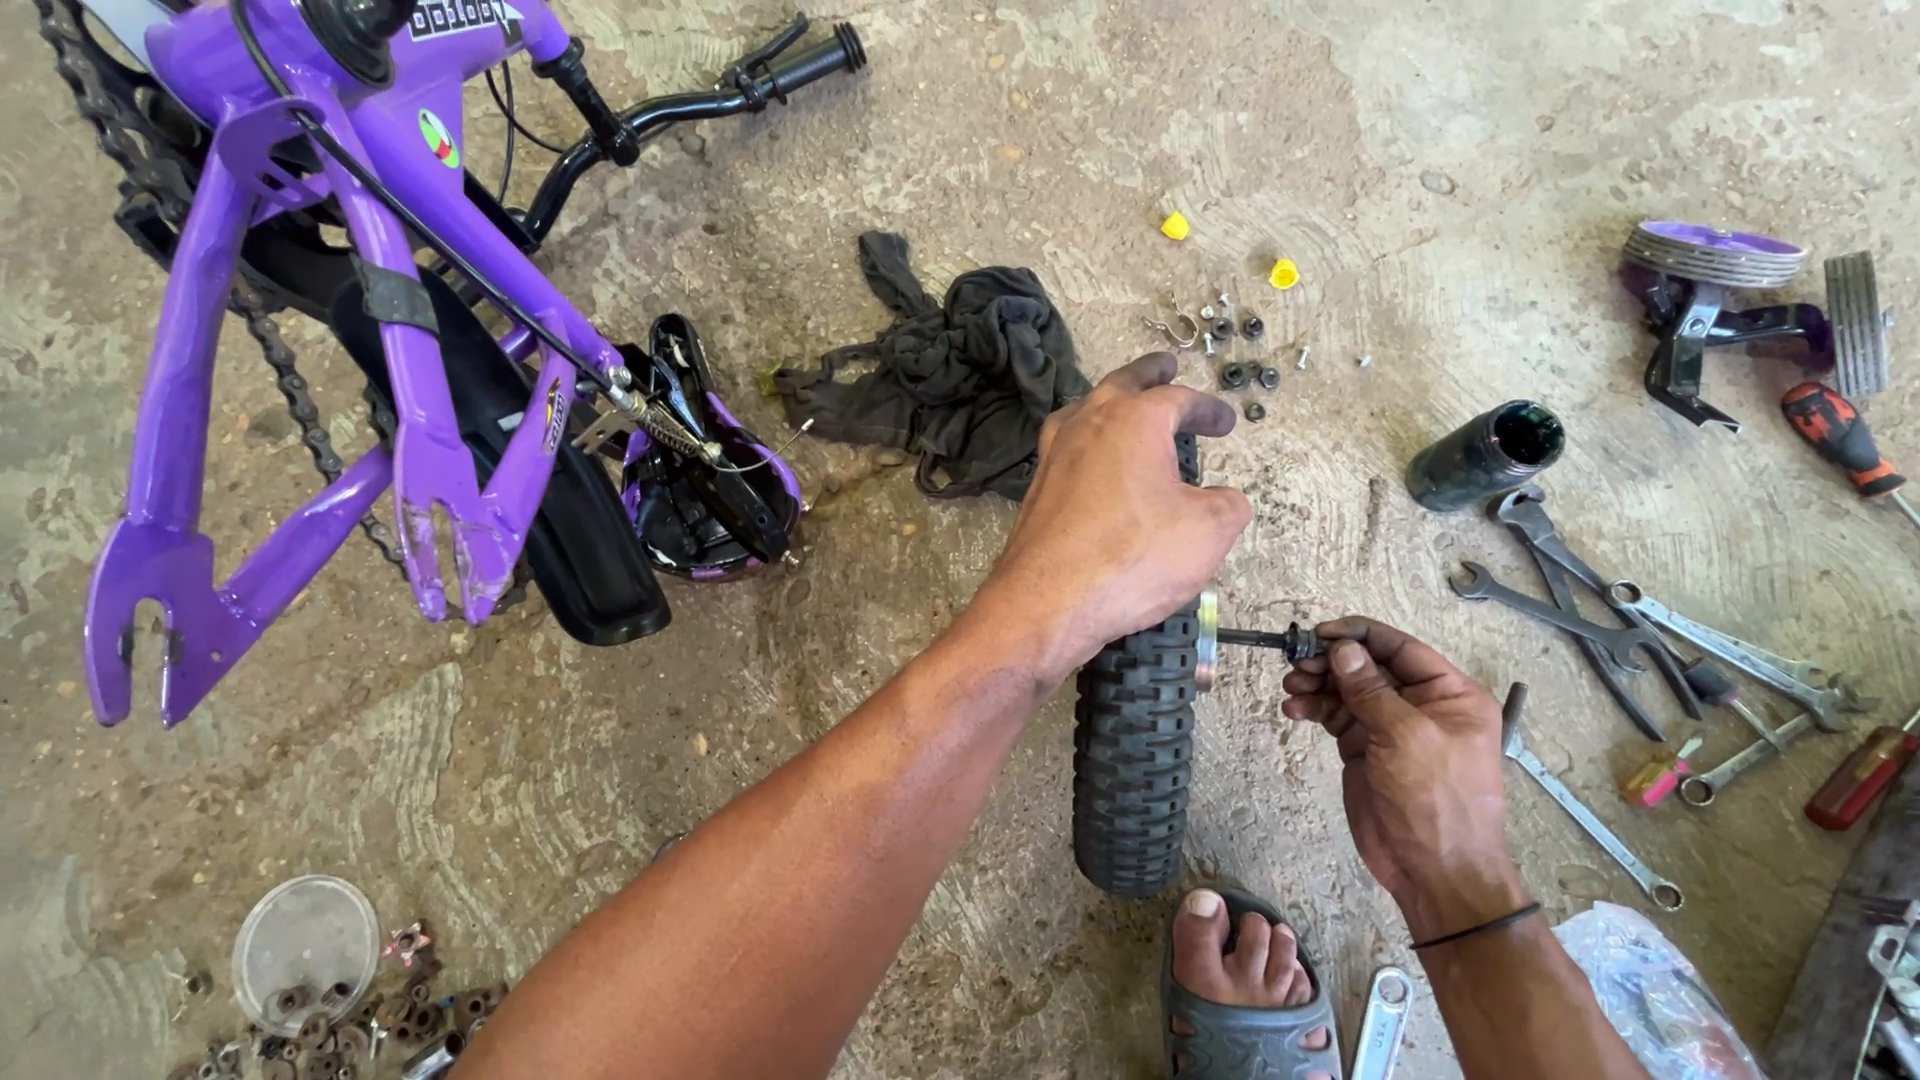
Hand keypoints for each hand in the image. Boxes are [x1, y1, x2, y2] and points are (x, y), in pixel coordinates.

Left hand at [973, 353, 1249, 681]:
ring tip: (1122, 406)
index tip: (1225, 423)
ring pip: (1083, 413)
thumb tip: (1225, 500)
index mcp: (1132, 421)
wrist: (1048, 601)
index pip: (1178, 400)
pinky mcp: (1037, 491)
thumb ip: (1227, 506)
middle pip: (1120, 386)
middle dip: (1147, 374)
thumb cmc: (1133, 557)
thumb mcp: (1207, 532)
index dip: (1207, 409)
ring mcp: (1055, 457)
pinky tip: (1093, 465)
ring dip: (1108, 403)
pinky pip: (1066, 450)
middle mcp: (1087, 426)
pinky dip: (1087, 444)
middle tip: (1164, 365)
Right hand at [1281, 618, 1527, 941]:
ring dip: (1316, 684)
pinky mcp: (1364, 747)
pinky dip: (1313, 709)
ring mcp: (1389, 727)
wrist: (1432, 869)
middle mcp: (1420, 704)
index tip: (1319, 633)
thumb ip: (1371, 690)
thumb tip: (1342, 648)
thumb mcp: (1406, 737)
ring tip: (1291, 688)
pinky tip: (1294, 710)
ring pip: (1346, 689)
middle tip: (1297, 666)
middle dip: (1330, 662)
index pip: (1400, 648)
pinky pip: (1334, 715)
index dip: (1359, 635)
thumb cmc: (1434, 799)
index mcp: (1449, 694)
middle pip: (1367, 666)